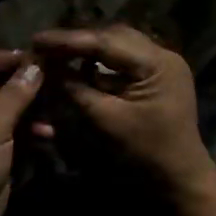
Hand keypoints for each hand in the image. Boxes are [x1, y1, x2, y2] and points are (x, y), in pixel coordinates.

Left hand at [0, 50, 43, 215]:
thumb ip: (15, 93)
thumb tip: (37, 64)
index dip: (5, 57)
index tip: (37, 60)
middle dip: (21, 81)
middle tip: (53, 78)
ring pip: (3, 102)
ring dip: (28, 105)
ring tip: (55, 105)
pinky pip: (8, 125)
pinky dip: (26, 127)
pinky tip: (47, 133)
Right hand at [32, 26, 212, 188]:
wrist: (179, 177)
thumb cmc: (145, 151)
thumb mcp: (106, 119)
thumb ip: (77, 90)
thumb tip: (47, 69)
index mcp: (156, 63)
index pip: (105, 42)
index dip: (68, 40)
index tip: (37, 39)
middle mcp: (163, 56)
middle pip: (113, 37)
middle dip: (77, 41)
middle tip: (44, 45)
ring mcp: (161, 67)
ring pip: (118, 47)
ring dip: (87, 49)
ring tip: (57, 53)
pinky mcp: (155, 79)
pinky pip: (123, 63)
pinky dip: (99, 63)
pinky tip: (78, 67)